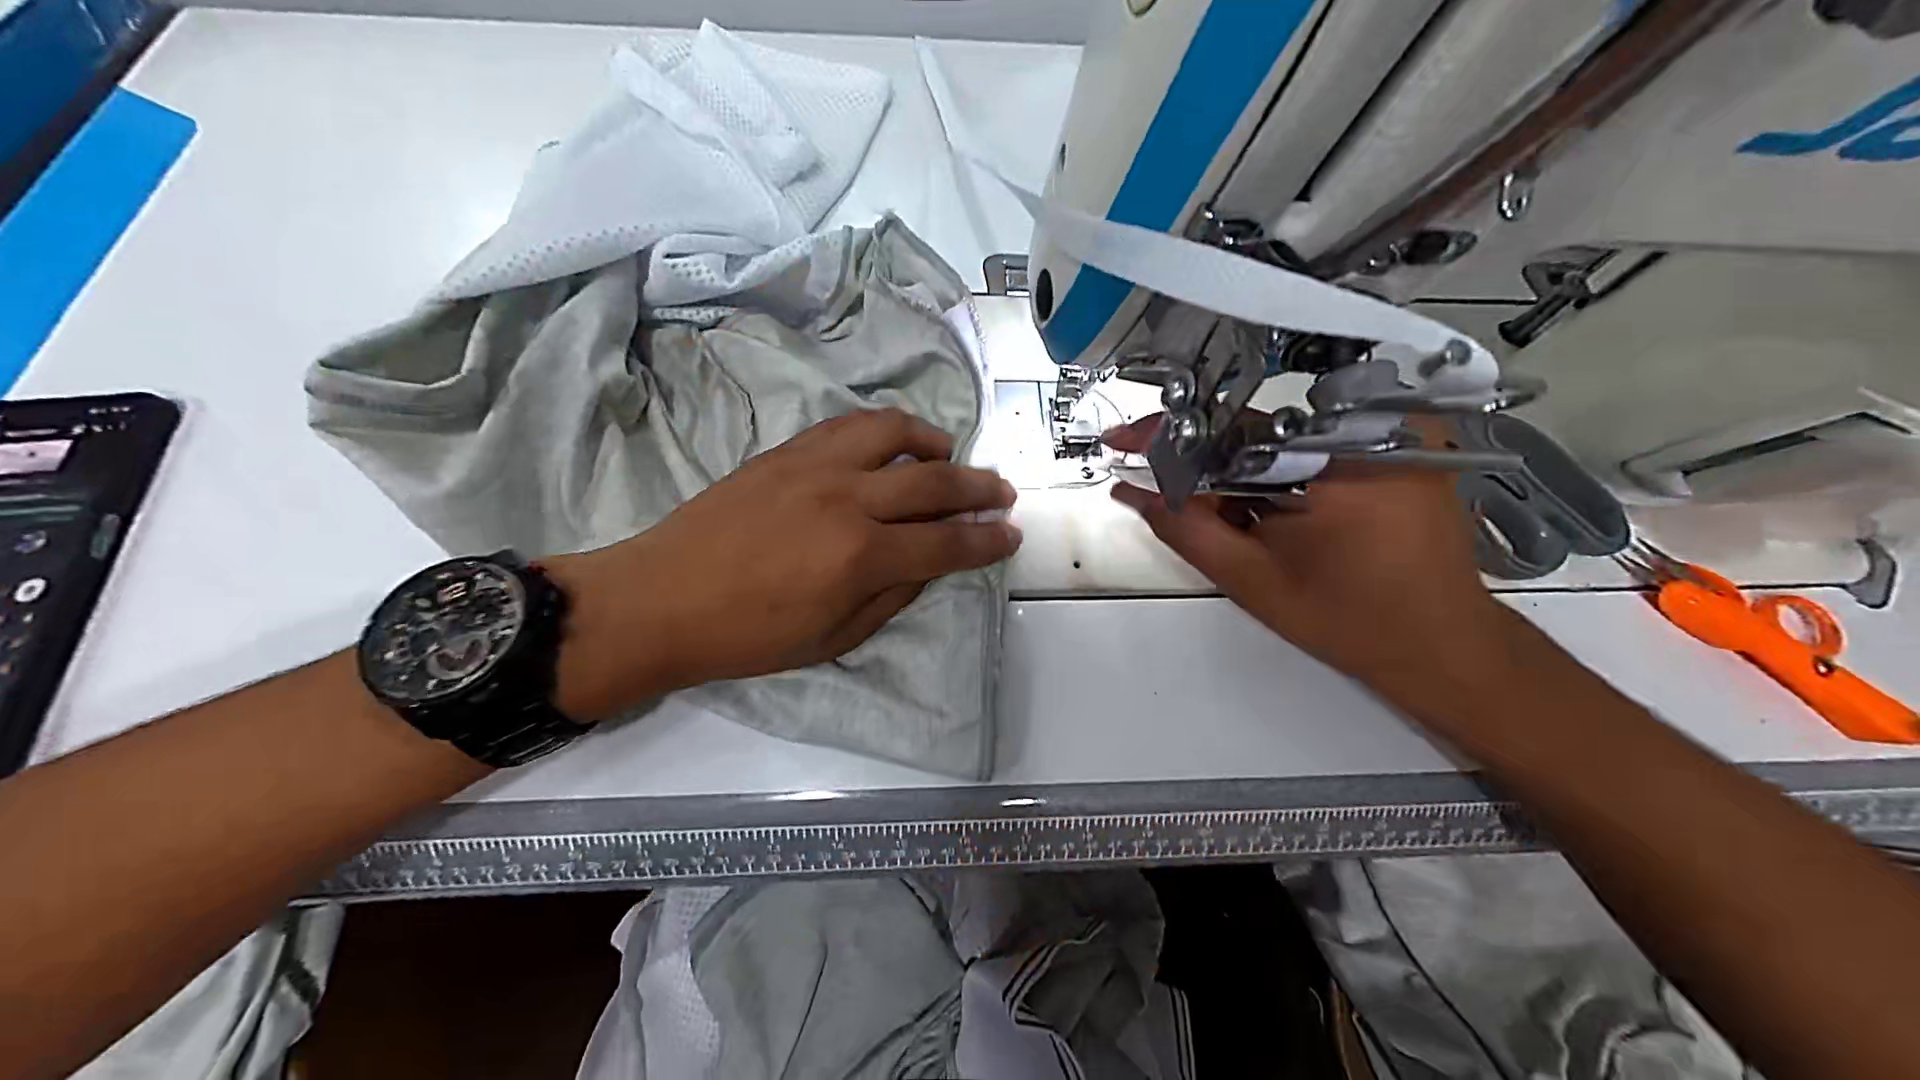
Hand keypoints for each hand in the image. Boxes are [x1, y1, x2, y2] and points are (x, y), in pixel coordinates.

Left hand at [548, 409, 1019, 719]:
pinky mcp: (785, 452)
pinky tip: (890, 447)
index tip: (1011, 534)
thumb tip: (929, 562)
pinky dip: (884, 431)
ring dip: (933, 442)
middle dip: (978, 487)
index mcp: (860, 557)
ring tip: (947, 456)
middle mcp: (846, 499)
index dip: (986, 539)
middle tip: (1000, 492)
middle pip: (934, 480)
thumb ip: (892, 596)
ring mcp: (813, 466)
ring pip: (893, 431)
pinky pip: (848, 426)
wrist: (660, 600)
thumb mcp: (833, 637)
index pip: (946, 542)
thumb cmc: (747, 636)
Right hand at [1104, 415, 1508, 695]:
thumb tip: (1134, 492)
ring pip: (1282, 442)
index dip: (1171, 442)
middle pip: (1257, 434)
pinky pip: (1314, 449)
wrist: (1441, 647)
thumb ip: (1186, 530)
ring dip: (1242, 475)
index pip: (1232, 432)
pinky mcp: (1401, 452)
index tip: (1125, 447)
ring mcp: (1396, 440)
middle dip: (1207, 466)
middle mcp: (1376, 433)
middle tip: (1170, 497)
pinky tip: (1270, 517)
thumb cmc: (1353, 622)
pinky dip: (1279, 476)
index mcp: (1341, 461)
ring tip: (1236, 524)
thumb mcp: (1253, 579)